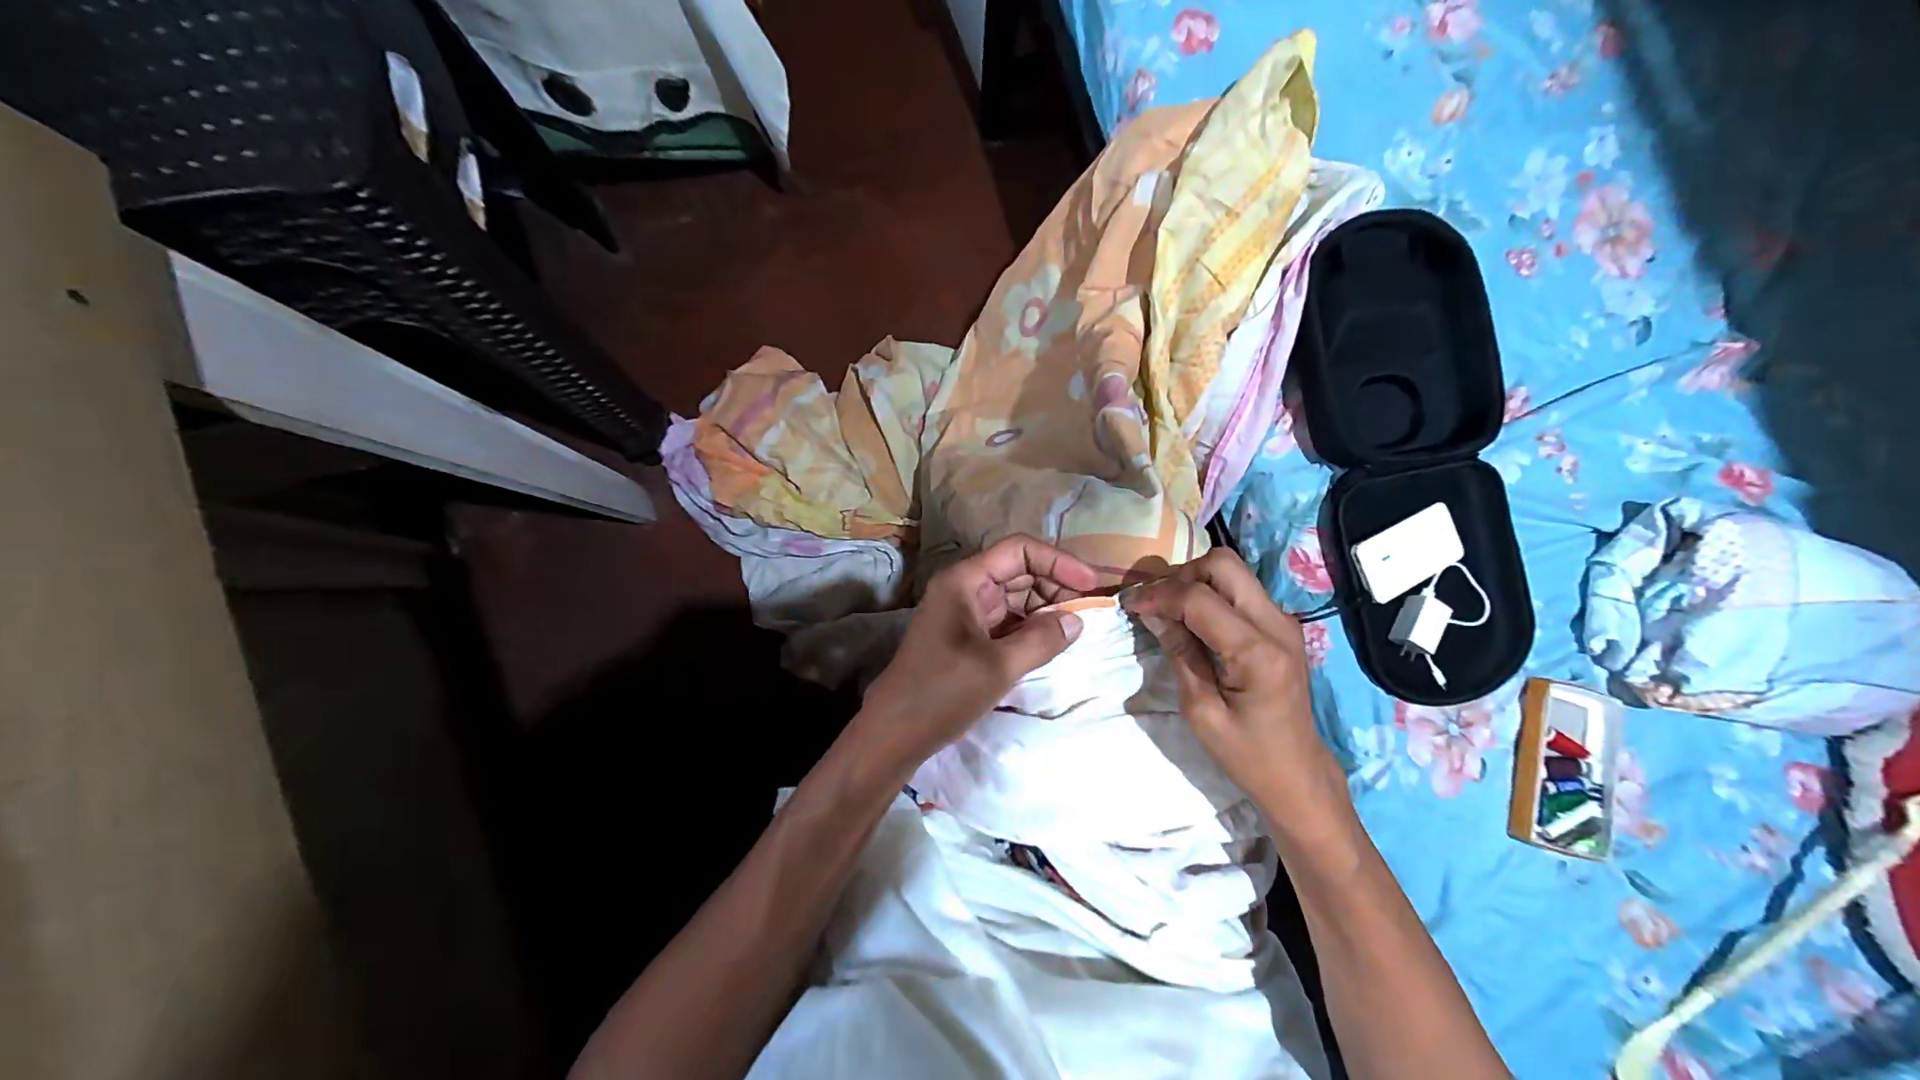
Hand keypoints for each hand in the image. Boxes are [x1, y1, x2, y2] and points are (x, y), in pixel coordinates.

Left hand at [853, 535, 1098, 773]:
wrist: (894, 732)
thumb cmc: (942, 692)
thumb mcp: (998, 666)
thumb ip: (1041, 639)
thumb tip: (1076, 621)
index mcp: (965, 581)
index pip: (1019, 550)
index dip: (1059, 561)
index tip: (1091, 584)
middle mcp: (964, 588)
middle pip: (1018, 569)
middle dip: (1056, 583)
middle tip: (1091, 607)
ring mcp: (965, 613)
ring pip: (1015, 596)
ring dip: (1047, 606)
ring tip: (1078, 623)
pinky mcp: (968, 637)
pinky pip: (1007, 620)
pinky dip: (1032, 625)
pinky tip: (1054, 639)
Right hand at [1121, 548, 1347, 819]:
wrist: (1298, 773)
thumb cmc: (1247, 754)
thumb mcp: (1201, 711)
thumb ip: (1179, 654)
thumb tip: (1151, 612)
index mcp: (1258, 652)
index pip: (1199, 599)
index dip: (1158, 595)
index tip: (1128, 604)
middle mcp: (1277, 624)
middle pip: (1223, 565)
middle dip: (1180, 576)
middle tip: (1154, 603)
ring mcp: (1284, 621)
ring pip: (1232, 570)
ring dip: (1194, 581)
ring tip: (1167, 608)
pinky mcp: (1281, 625)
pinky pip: (1239, 589)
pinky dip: (1209, 592)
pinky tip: (1190, 618)